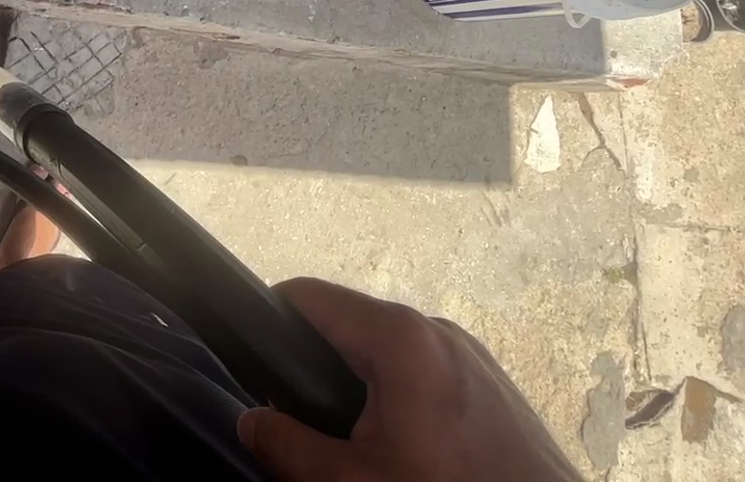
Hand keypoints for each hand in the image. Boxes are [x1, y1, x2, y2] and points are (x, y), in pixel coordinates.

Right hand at [239, 278, 579, 481]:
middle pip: (347, 322)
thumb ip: (287, 446)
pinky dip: (398, 395)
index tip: (257, 363)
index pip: (309, 295)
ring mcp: (471, 353)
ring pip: (386, 348)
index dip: (270, 319)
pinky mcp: (494, 383)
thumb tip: (250, 421)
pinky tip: (406, 449)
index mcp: (399, 335)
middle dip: (316, 365)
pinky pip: (423, 369)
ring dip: (358, 383)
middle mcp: (435, 328)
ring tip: (358, 442)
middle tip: (305, 419)